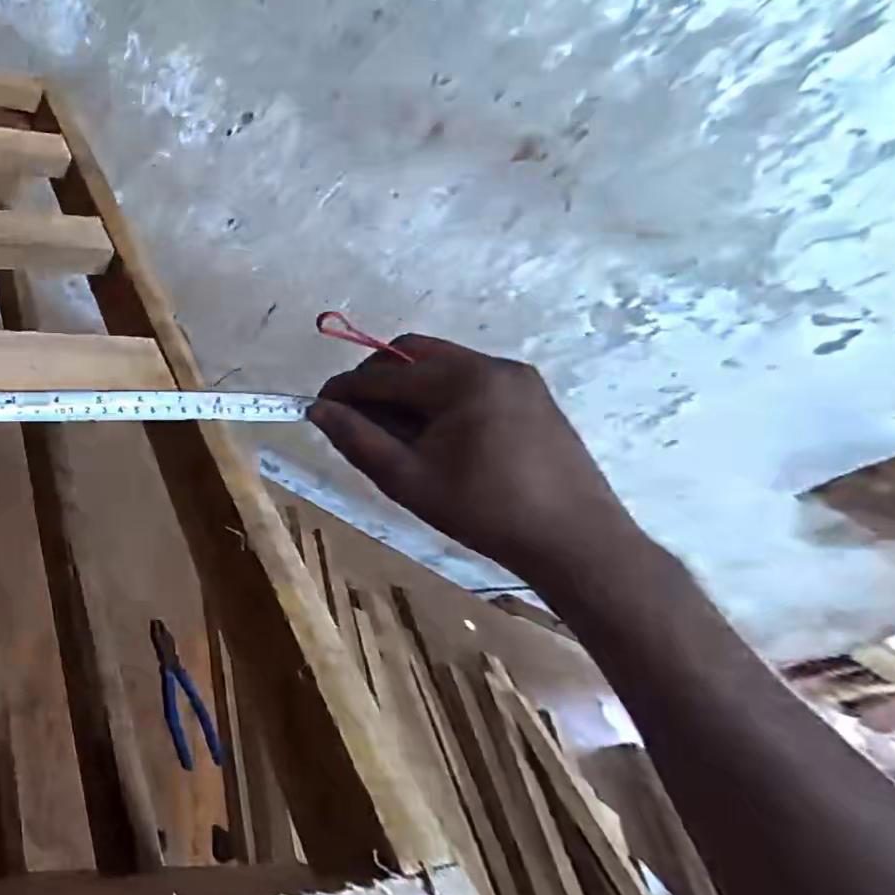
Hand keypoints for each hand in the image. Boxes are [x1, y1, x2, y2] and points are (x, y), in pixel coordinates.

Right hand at [308, 334, 641, 587]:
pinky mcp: (531, 393)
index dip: (345, 389)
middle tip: (354, 414)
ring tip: (393, 427)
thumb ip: (357, 439)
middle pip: (412, 352)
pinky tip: (434, 431)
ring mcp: (516, 376)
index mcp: (461, 380)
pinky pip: (469, 378)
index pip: (384, 374)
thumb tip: (318, 409)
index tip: (317, 405)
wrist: (576, 542)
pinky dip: (439, 393)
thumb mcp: (408, 480)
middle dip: (376, 378)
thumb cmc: (484, 512)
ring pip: (441, 363)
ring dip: (407, 385)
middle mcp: (490, 364)